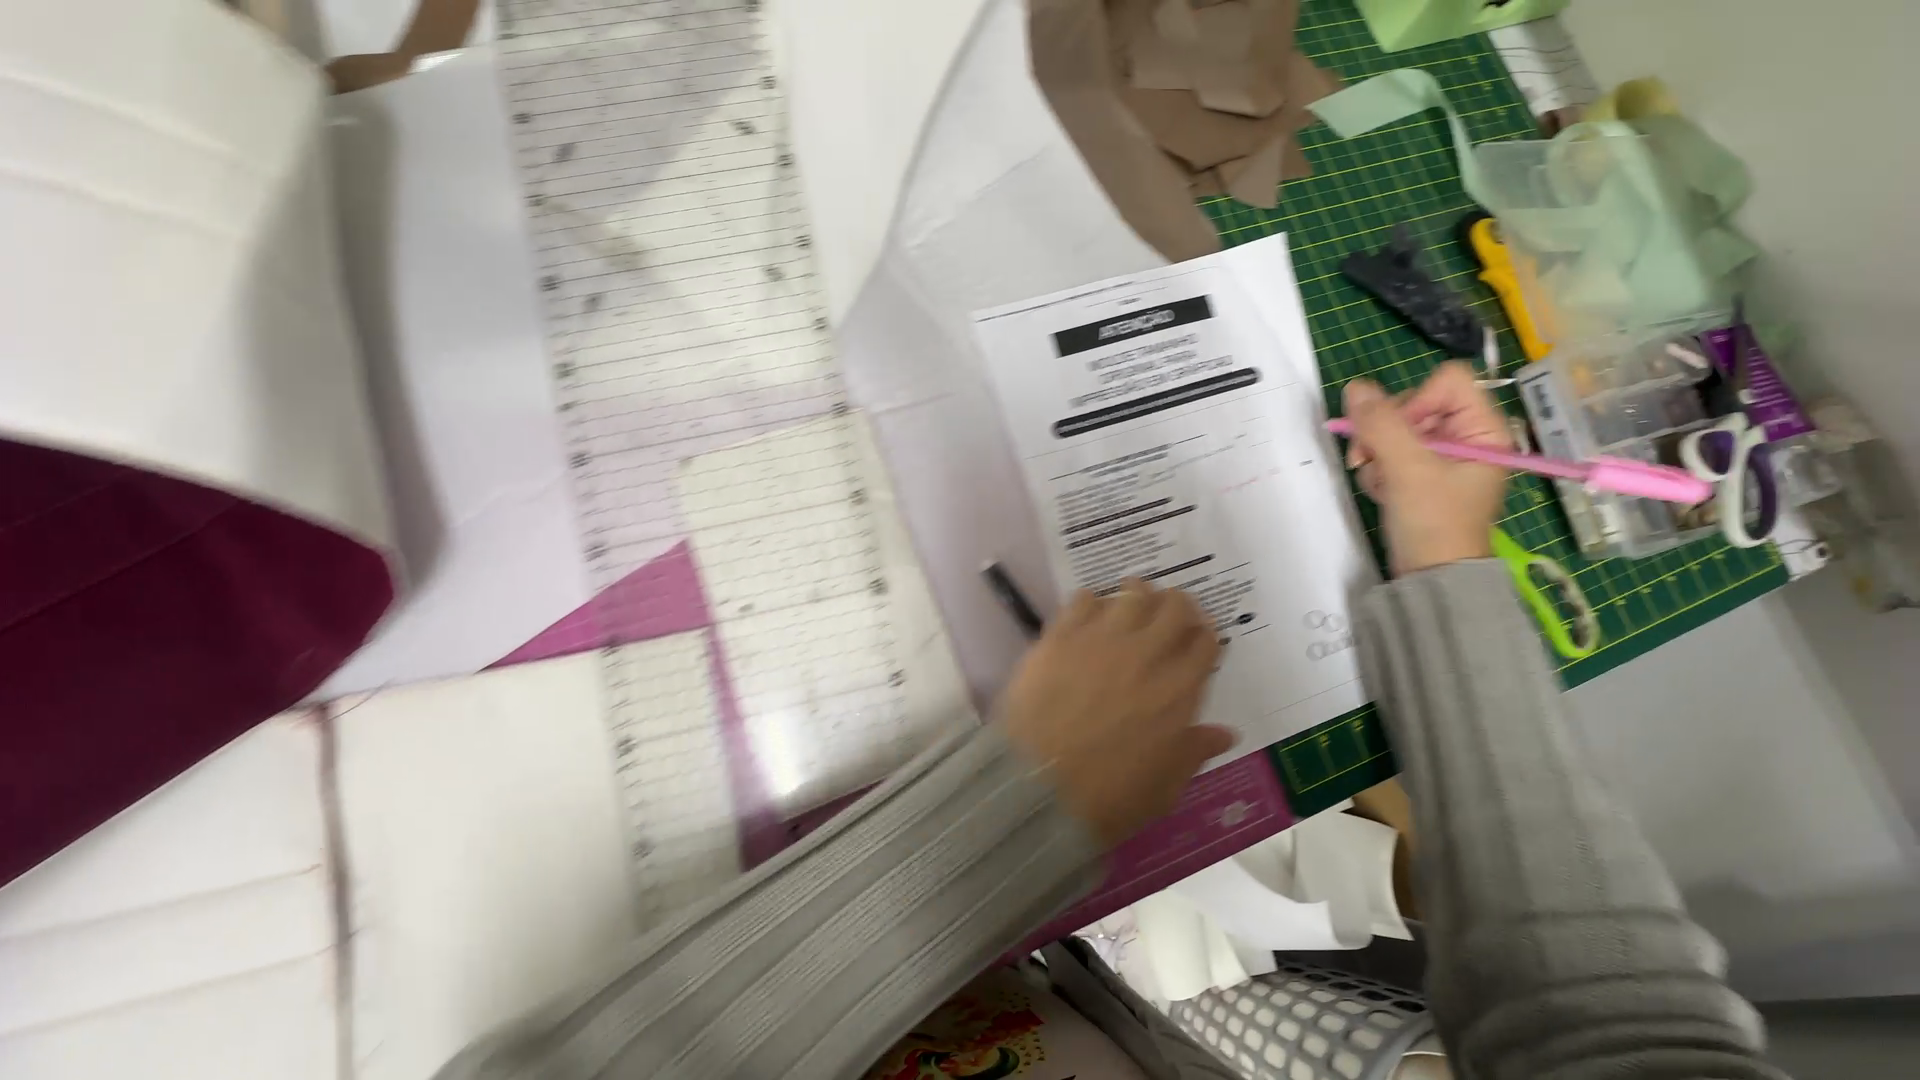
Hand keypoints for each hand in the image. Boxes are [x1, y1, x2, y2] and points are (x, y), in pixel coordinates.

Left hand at [999, 579, 1233, 847]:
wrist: (1038, 787)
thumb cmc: (1108, 798)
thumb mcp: (1164, 787)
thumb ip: (1194, 751)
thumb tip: (1225, 732)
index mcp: (1180, 690)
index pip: (1206, 641)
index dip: (1203, 636)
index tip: (1194, 640)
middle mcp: (1148, 654)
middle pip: (1175, 606)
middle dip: (1176, 607)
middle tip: (1166, 615)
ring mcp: (1102, 639)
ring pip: (1132, 593)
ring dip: (1137, 595)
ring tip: (1130, 603)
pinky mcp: (1060, 635)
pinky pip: (1083, 598)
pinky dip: (1091, 601)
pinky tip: (1088, 614)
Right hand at [1342, 362, 1509, 574]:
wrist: (1432, 578)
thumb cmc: (1434, 523)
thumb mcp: (1408, 470)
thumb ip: (1381, 424)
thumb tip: (1355, 387)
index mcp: (1483, 429)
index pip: (1446, 383)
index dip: (1415, 401)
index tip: (1396, 433)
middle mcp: (1466, 437)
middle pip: (1415, 404)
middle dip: (1385, 430)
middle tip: (1367, 457)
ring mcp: (1442, 457)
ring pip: (1397, 429)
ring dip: (1377, 452)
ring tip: (1378, 480)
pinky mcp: (1421, 476)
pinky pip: (1391, 452)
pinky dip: (1379, 468)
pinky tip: (1382, 489)